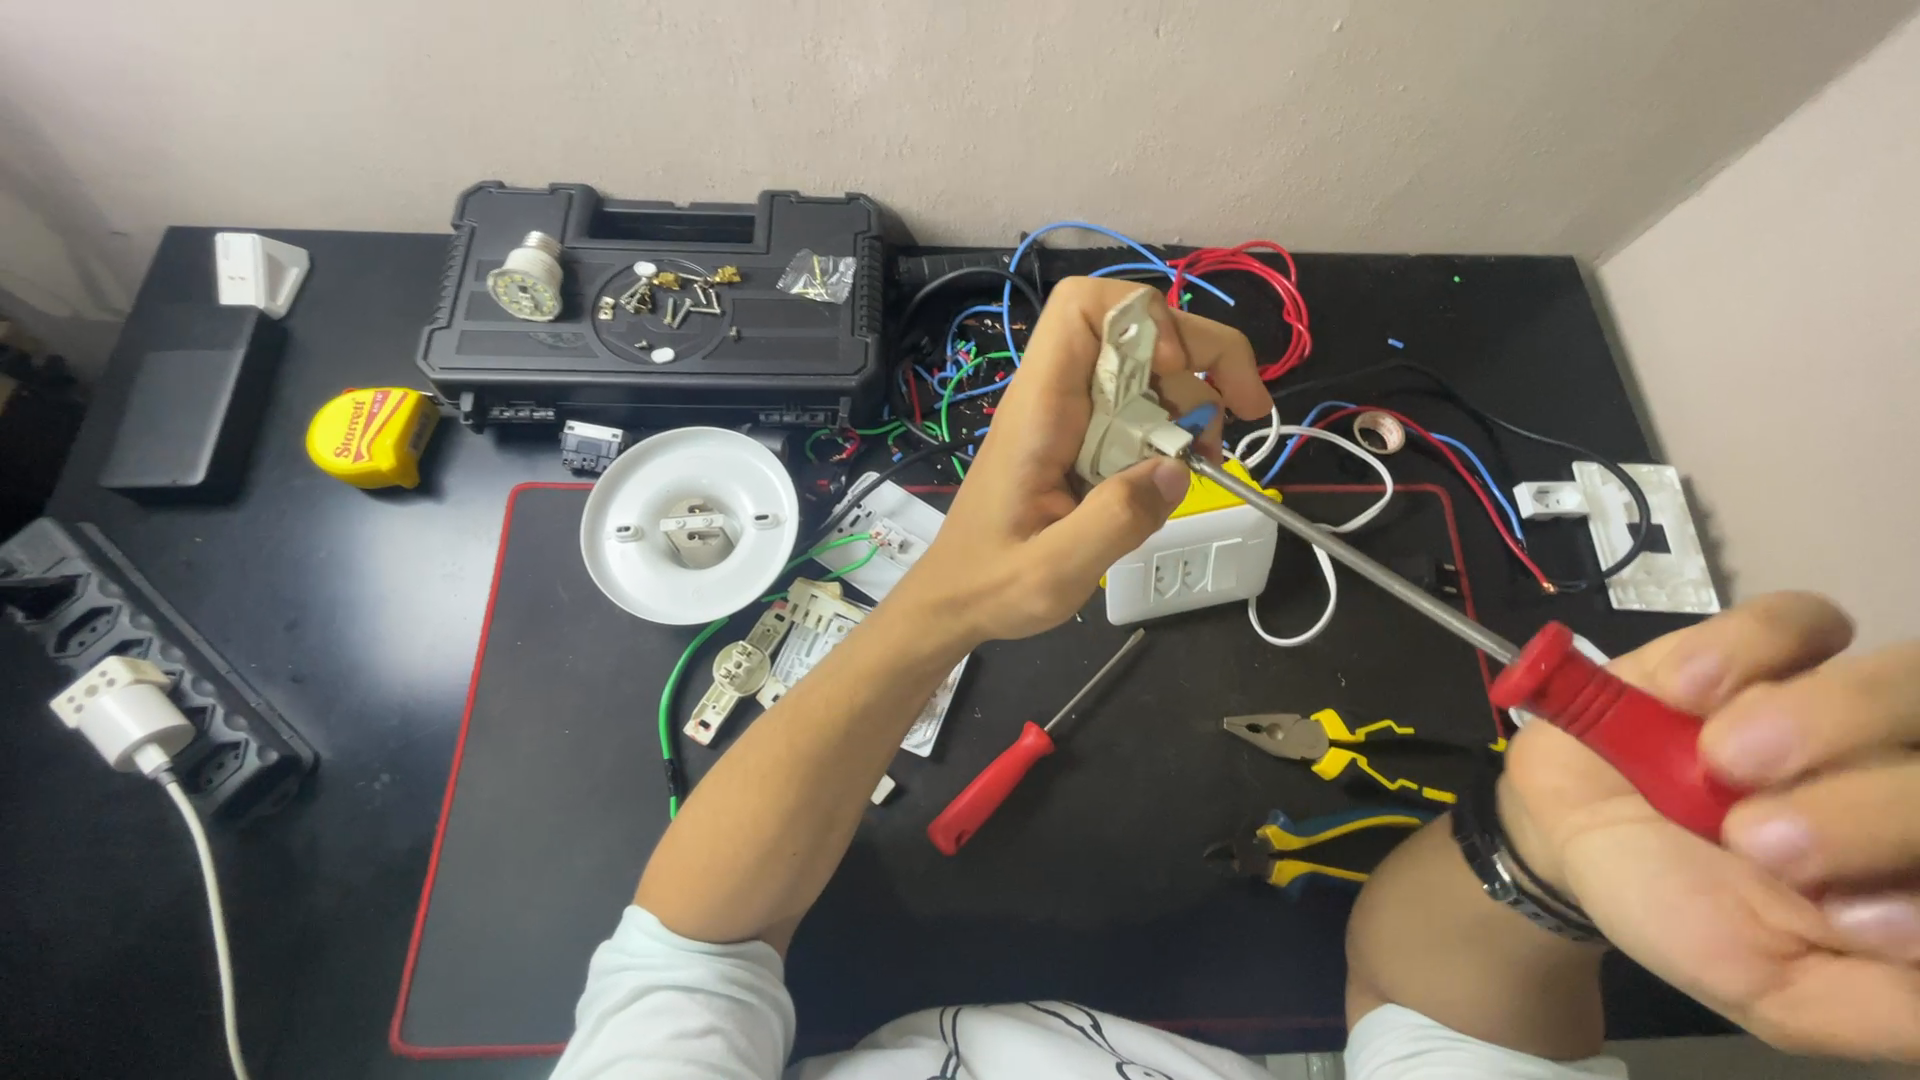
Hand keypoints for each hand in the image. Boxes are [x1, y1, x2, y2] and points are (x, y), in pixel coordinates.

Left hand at [889, 277, 1270, 646]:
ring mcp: (1065, 419)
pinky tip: (1179, 469)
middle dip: (1196, 359)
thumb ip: (1113, 522)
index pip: (1081, 308)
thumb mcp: (1052, 572)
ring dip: (1187, 401)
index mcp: (1039, 411)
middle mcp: (1052, 399)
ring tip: (1206, 456)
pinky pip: (1133, 411)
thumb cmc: (990, 585)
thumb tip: (1178, 469)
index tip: (1178, 373)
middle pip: (1131, 331)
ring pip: (1140, 370)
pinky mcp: (1075, 442)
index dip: (1144, 318)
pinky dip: (1168, 429)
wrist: (955, 598)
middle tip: (1235, 419)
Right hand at [1502, 593, 1919, 1058]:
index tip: (1845, 918)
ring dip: (1818, 718)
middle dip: (1867, 810)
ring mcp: (1829, 702)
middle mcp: (1900, 775)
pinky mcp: (1748, 649)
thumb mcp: (1772, 991)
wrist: (1556, 824)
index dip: (1919, 862)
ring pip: (1904, 677)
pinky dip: (1742, 650)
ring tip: (1718, 755)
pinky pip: (1796, 622)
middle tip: (1755, 840)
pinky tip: (1680, 690)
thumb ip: (1885, 1006)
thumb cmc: (1663, 902)